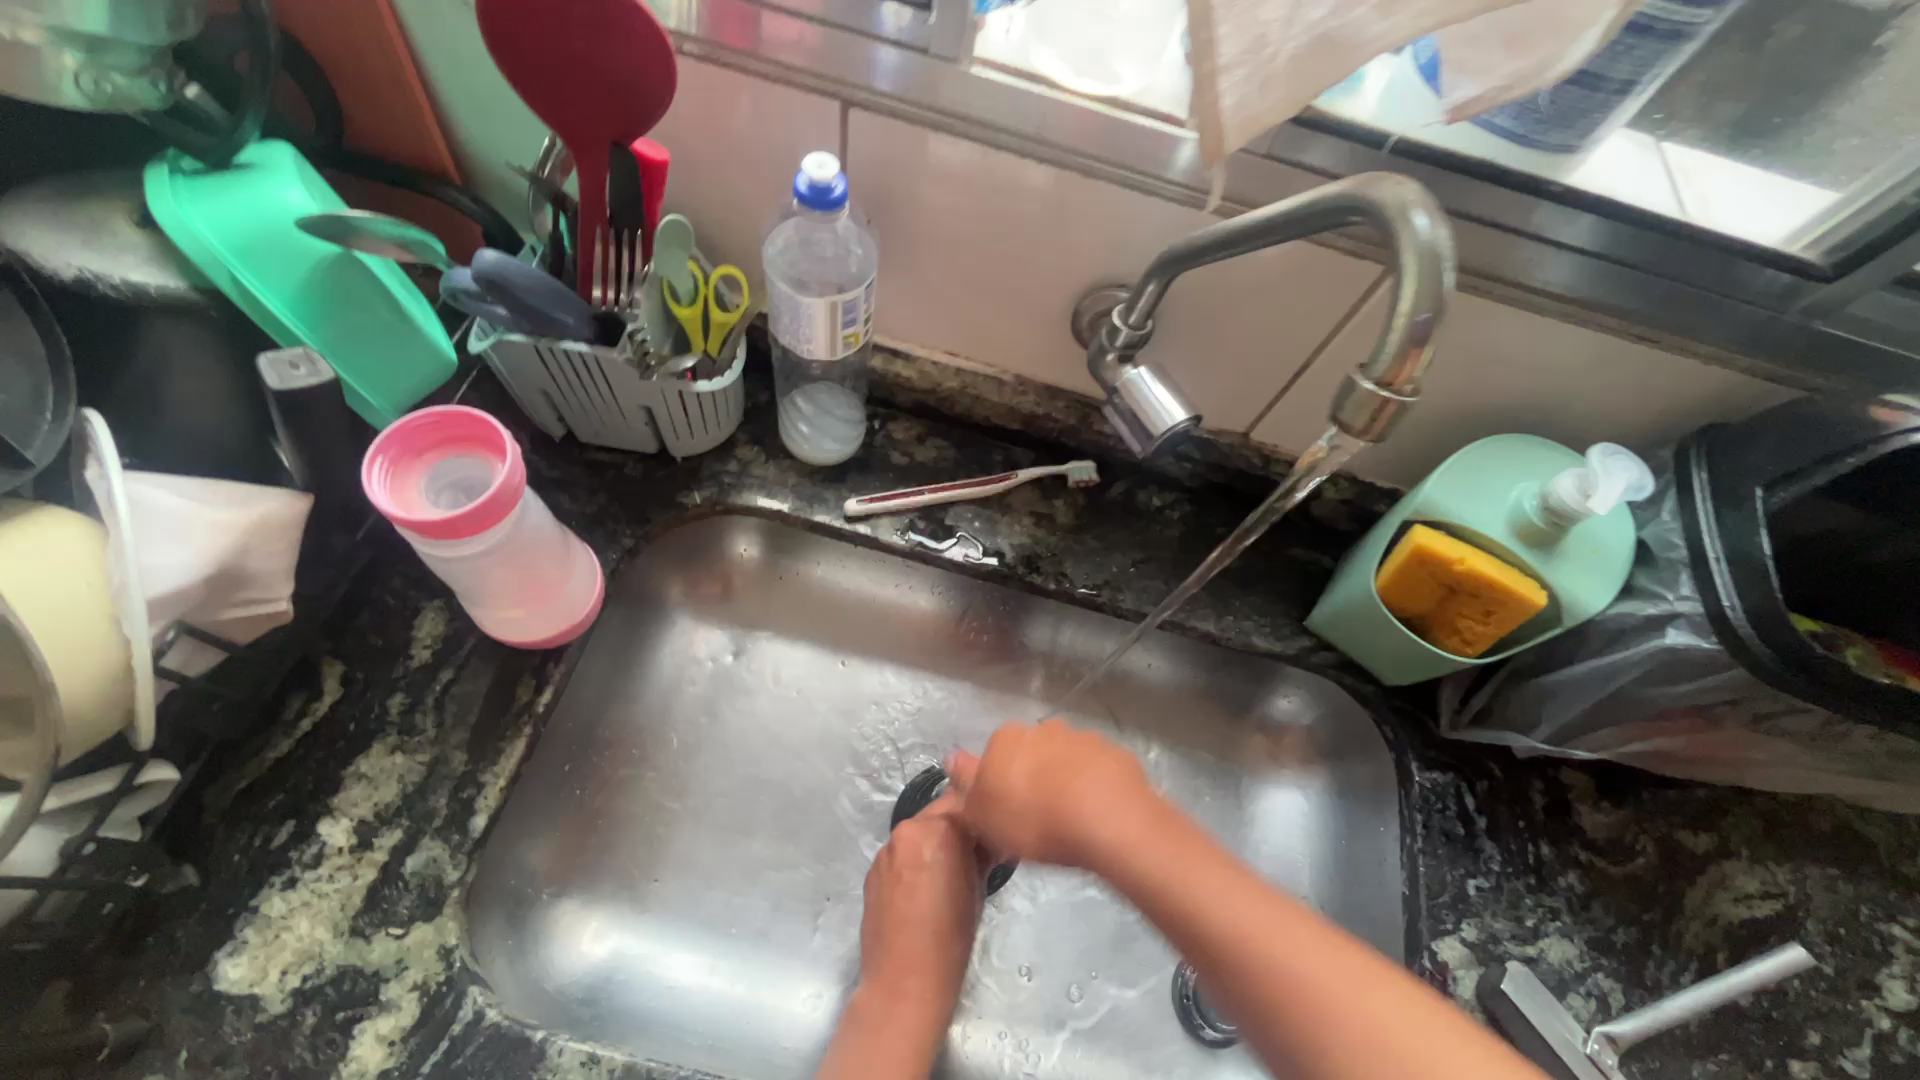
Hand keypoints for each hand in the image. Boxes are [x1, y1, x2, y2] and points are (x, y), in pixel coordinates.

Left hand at [857, 794, 982, 1004]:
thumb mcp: (978, 887)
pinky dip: (916, 859)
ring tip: (950, 874)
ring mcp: (886, 849)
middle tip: (978, 855)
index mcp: (938, 829)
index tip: (996, 837)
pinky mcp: (873, 869)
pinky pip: (902, 852)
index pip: (967, 803)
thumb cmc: (950, 936)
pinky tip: (925, 888)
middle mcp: (907, 830)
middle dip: (960, 828)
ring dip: (937, 842)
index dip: (984, 818)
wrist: (904, 980)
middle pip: (941, 814)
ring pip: (920, 832)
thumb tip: (986, 841)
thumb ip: (979, 852)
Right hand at [945, 719, 1153, 869]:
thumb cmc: (1033, 820)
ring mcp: (1082, 737)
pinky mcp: (1115, 753)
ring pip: (1066, 759)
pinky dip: (1095, 786)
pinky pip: (1098, 770)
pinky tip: (1098, 813)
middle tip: (1037, 817)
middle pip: (1030, 754)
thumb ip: (965, 786)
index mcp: (1006, 739)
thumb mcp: (983, 816)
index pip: (994, 756)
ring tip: (1071, 818)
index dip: (999, 785)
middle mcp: (1043, 729)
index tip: (1006, 813)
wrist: (1106, 818)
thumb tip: (950, 759)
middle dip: (1032, 778)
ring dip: (1065, 780)